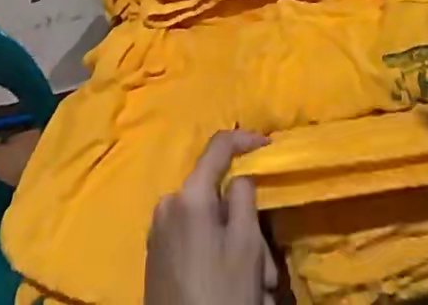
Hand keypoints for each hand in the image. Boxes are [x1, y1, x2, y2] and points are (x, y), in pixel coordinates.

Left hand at [145, 130, 278, 304]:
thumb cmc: (220, 295)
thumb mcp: (245, 243)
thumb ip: (244, 196)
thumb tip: (239, 178)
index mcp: (188, 196)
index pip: (219, 146)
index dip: (247, 139)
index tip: (270, 146)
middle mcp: (167, 207)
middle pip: (218, 194)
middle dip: (248, 222)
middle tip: (268, 263)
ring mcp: (159, 235)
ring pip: (211, 222)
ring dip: (238, 246)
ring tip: (259, 286)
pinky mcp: (157, 259)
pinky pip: (196, 241)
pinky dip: (219, 256)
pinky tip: (238, 288)